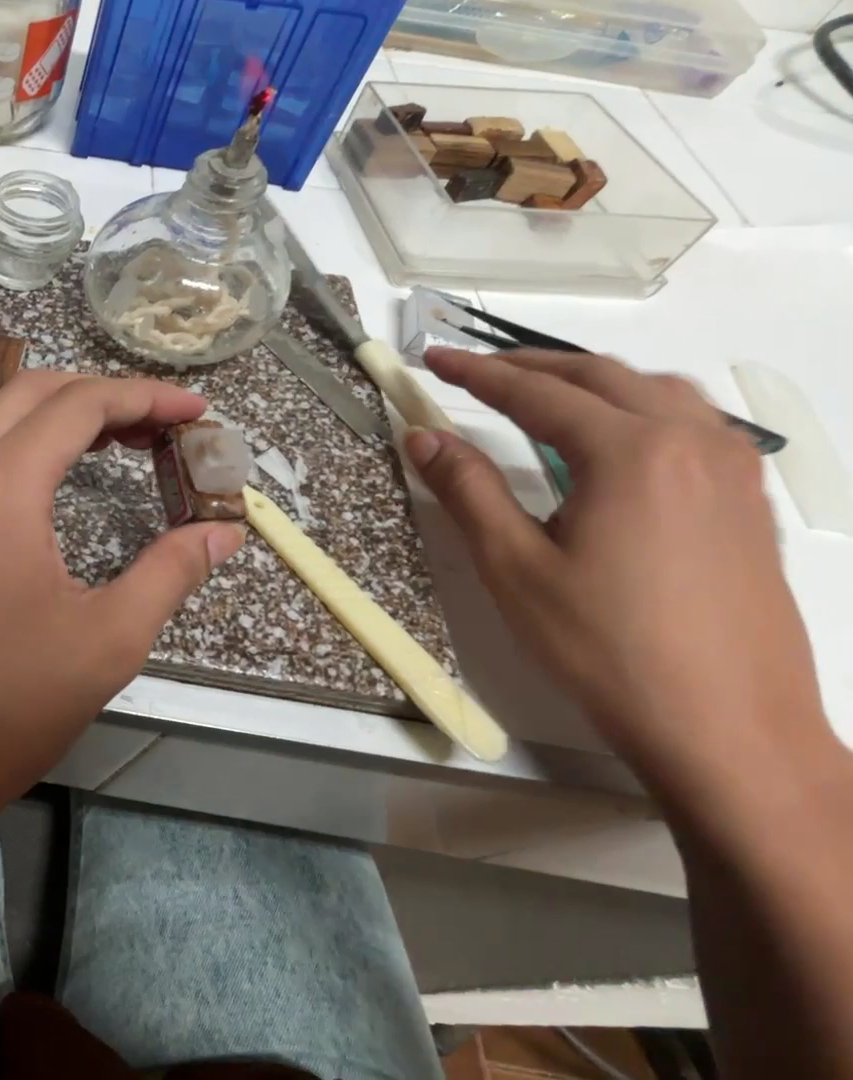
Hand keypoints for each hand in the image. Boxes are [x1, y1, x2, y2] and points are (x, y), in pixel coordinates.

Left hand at [0, 372, 245, 849]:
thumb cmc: (10, 705)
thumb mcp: (109, 640)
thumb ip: (170, 572)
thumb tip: (222, 532)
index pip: (77, 405)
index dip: (144, 397)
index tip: (196, 411)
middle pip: (30, 395)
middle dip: (100, 394)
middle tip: (161, 425)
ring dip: (58, 418)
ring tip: (124, 443)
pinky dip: (24, 450)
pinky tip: (59, 482)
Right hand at [407, 348, 829, 793]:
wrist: (726, 722)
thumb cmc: (603, 644)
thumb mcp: (514, 567)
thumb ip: (469, 490)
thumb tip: (424, 436)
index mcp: (629, 452)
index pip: (539, 393)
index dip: (478, 373)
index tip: (432, 359)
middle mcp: (690, 442)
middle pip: (603, 377)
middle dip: (532, 366)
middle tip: (473, 370)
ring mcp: (732, 470)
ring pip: (657, 392)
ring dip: (591, 382)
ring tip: (541, 396)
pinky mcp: (748, 501)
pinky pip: (692, 424)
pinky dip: (638, 408)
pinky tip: (614, 442)